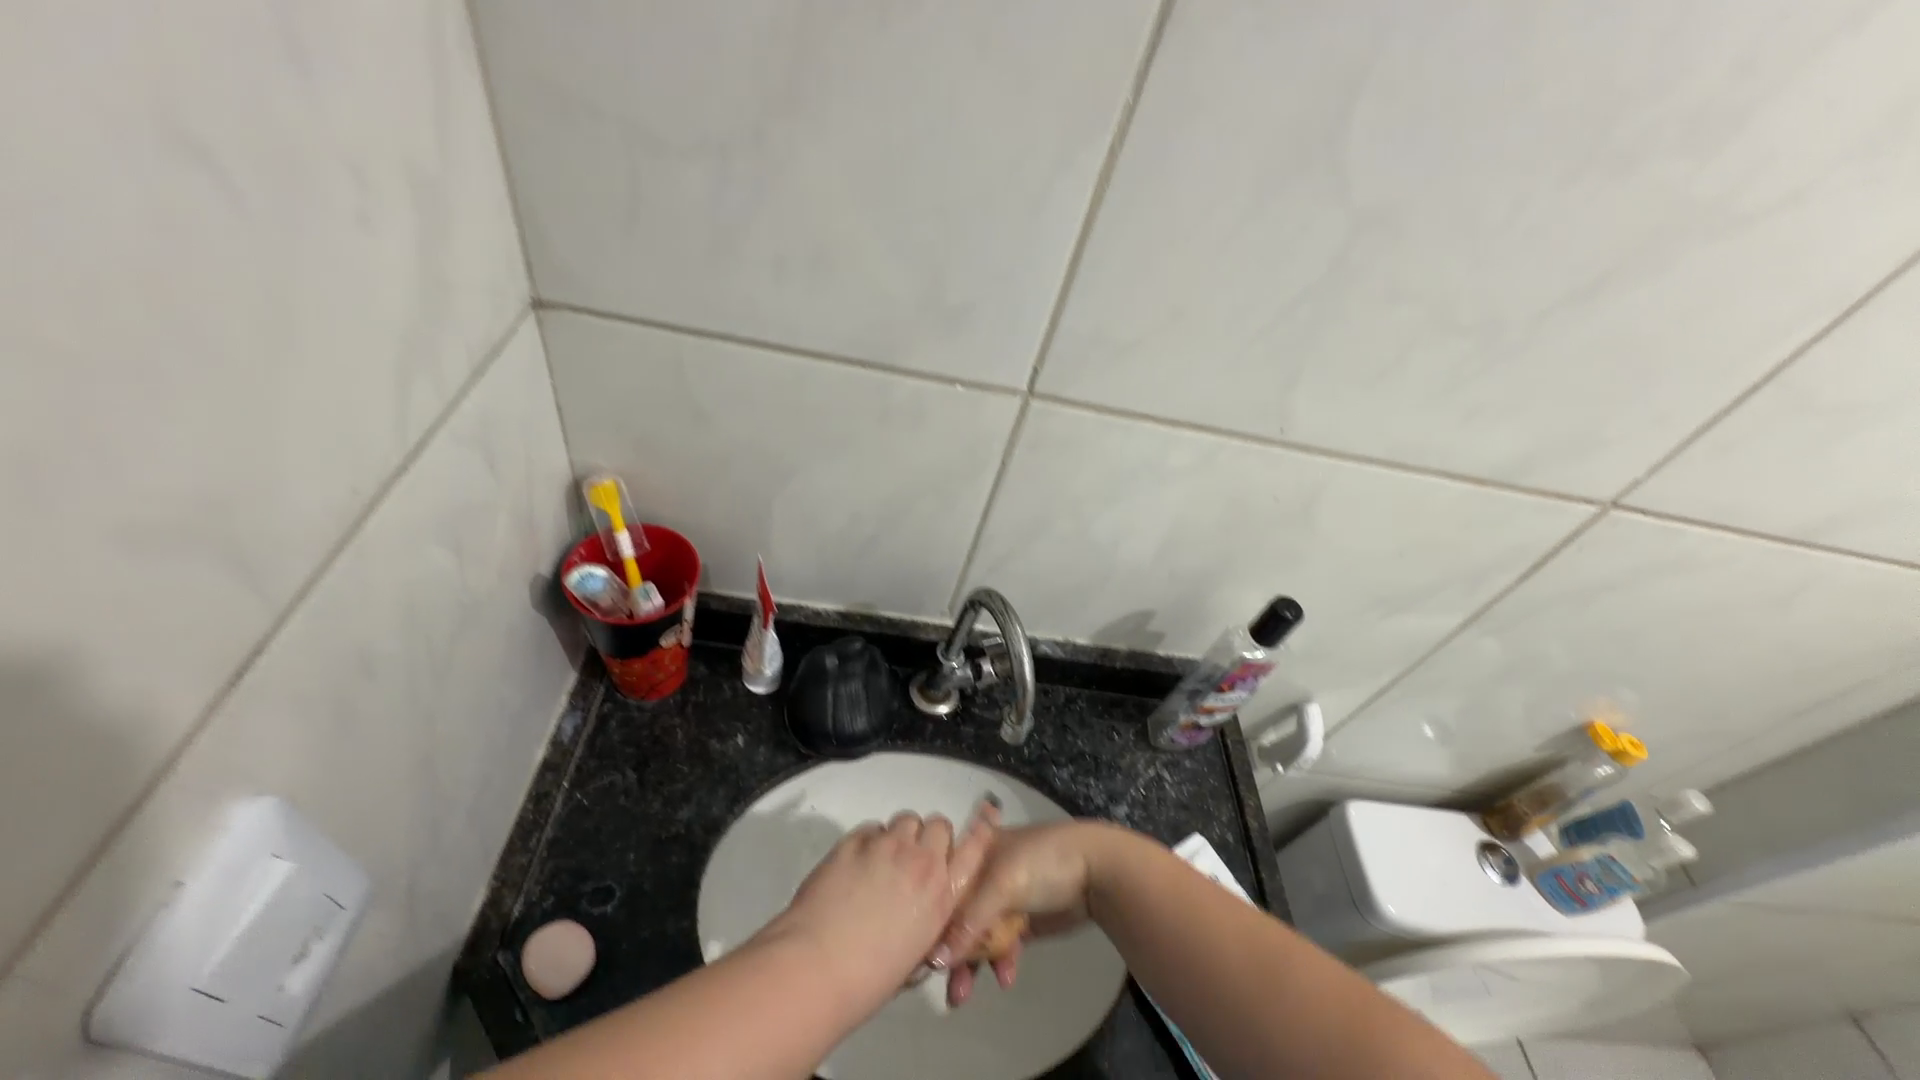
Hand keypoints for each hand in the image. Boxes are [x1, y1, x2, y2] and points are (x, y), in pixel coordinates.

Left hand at [757, 808, 993, 1008]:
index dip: (979, 832)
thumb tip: (915, 922)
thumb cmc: (869, 980)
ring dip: (899, 835)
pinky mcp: (852, 842)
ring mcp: (886, 848)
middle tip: (912, 859)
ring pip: (905, 820)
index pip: (975, 846)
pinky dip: (868, 841)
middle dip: (929, 837)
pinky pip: (870, 829)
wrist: (818, 967)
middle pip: (938, 825)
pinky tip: (855, 864)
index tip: (978, 827)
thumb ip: (924, 928)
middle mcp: (921, 863)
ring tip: (882, 859)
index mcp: (943, 896)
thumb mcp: (914, 957)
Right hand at [931, 820, 1117, 1006]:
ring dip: (971, 964)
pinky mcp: (1023, 920)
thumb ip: (968, 922)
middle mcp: (983, 874)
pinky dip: (1000, 962)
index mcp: (974, 851)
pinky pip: (1002, 944)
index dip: (925, 913)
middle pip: (956, 914)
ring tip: (962, 997)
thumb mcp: (1001, 885)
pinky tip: (1005, 978)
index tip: (910, 946)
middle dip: (947, 948)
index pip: (939, 882)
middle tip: (936, 981)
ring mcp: (1004, 898)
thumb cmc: (1042, 863)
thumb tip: (935, 961)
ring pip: (977, 934)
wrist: (1097, 871)